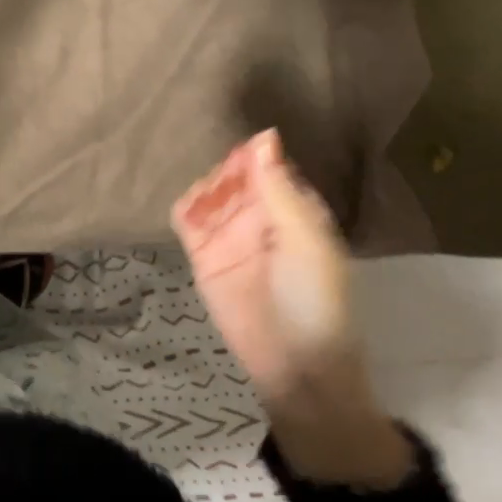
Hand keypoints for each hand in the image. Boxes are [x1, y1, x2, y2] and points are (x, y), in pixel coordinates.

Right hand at [171, 130, 411, 487]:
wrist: (293, 364)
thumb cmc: (315, 300)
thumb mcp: (306, 240)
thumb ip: (280, 189)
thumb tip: (264, 136)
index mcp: (296, 211)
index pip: (272, 168)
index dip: (258, 155)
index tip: (242, 149)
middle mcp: (260, 217)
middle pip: (236, 174)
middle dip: (228, 168)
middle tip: (226, 181)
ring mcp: (229, 235)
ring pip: (209, 190)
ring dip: (207, 184)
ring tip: (211, 198)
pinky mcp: (203, 254)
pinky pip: (187, 217)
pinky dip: (186, 204)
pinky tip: (192, 207)